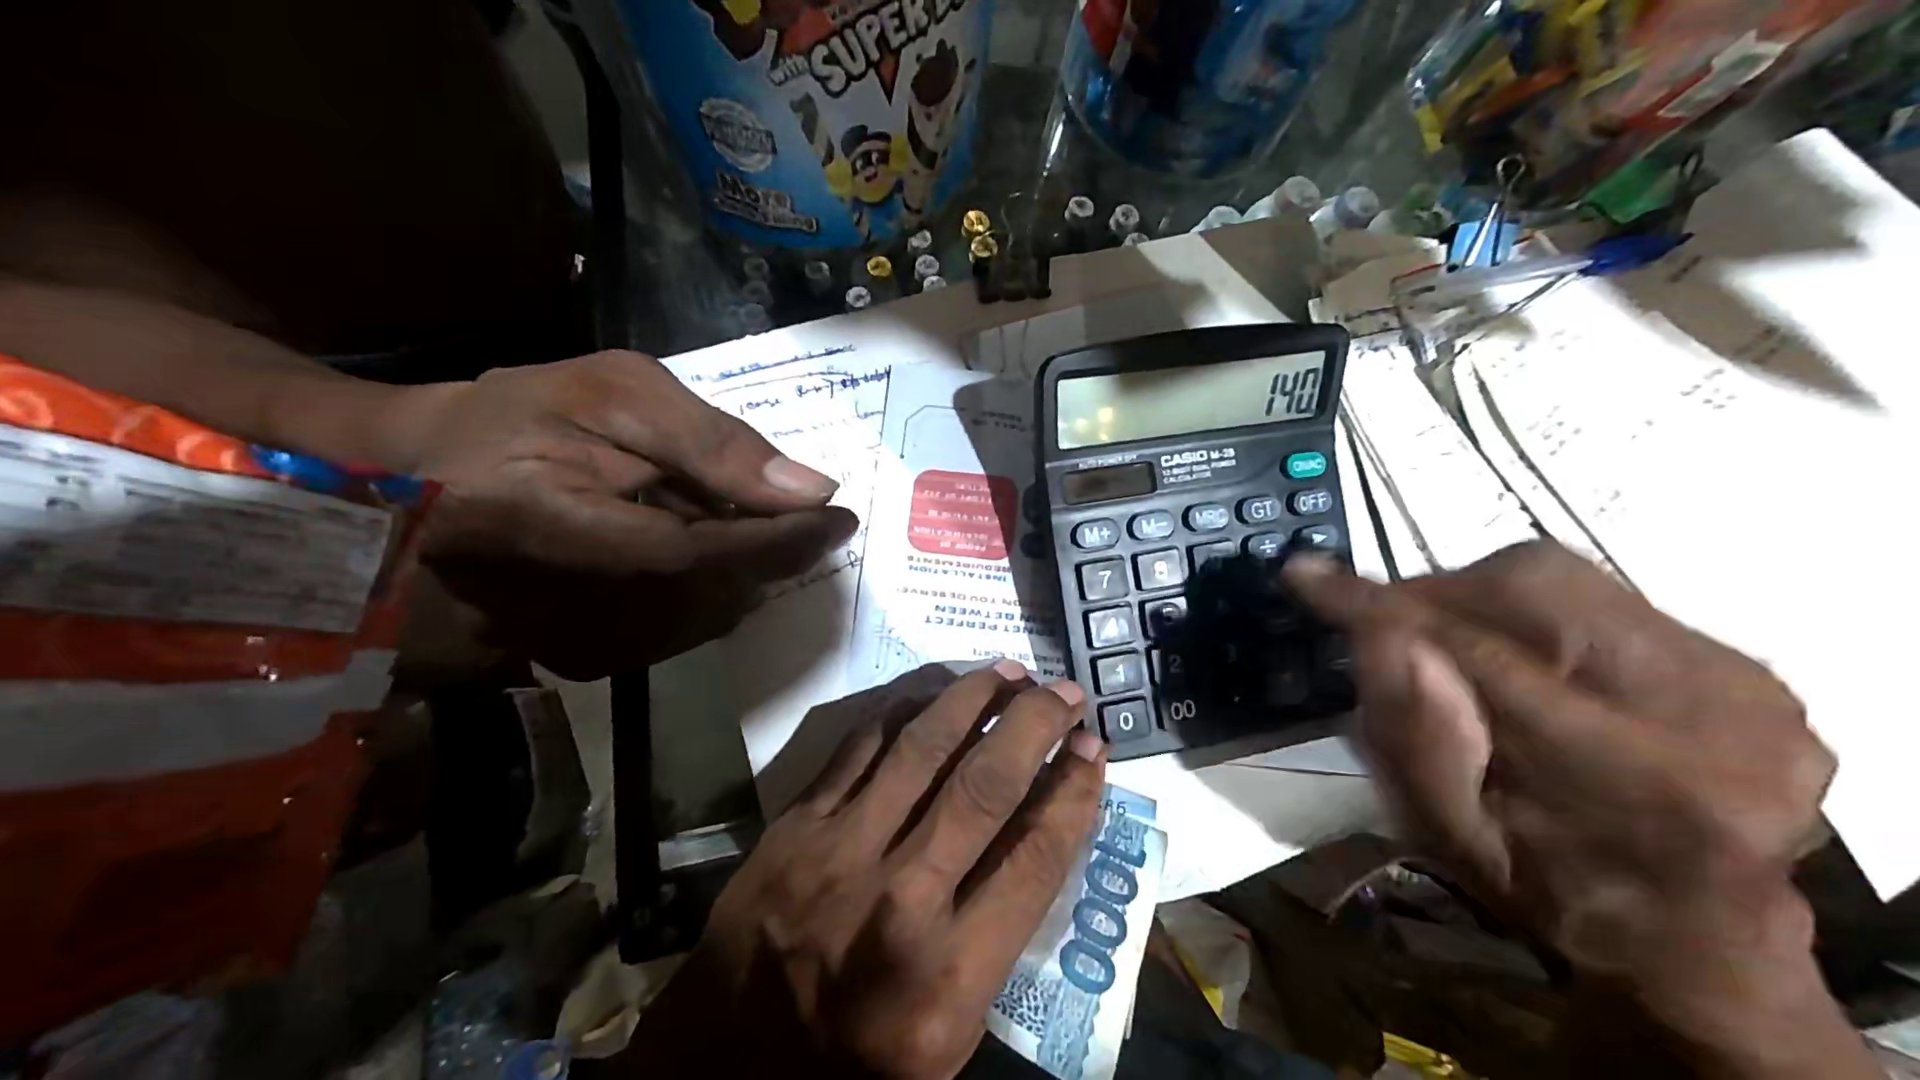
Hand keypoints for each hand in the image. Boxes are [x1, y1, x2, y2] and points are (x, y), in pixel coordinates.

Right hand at [386, 350, 858, 675]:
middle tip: (811, 518)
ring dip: (753, 572)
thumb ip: (710, 442)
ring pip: (710, 618)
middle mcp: (565, 612)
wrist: (414, 487)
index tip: (842, 519)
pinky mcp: (579, 661)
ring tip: (753, 525)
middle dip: (780, 553)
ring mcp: (572, 648)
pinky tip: (709, 552)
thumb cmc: (509, 423)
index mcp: (553, 531)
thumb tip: (810, 491)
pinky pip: (683, 630)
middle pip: (719, 594)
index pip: (705, 554)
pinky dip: (718, 590)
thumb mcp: (610, 395)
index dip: (783, 541)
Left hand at [619, 662, 1107, 1078]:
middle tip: (1063, 692)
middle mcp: (897, 902)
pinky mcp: (794, 827)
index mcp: (949, 976)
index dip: (1074, 792)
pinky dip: (901, 713)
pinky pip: (857, 749)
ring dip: (971, 700)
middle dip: (1033, 727)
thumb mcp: (952, 1027)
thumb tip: (1041, 828)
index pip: (1034, 858)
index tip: (1094, 749)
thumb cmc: (856, 1058)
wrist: (726, 1065)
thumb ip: (1000, 934)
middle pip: (984, 787)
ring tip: (1007, 671)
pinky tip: (930, 695)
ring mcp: (837, 853)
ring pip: (920, 750)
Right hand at [1284, 544, 1872, 1077]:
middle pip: (1535, 584)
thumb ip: (1413, 735)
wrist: (1696, 937)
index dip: (1386, 605)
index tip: (1306, 574)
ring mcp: (1745, 684)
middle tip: (1387, 624)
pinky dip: (1533, 612)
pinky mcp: (1749, 669)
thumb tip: (1377, 632)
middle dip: (1439, 592)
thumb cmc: (1548, 896)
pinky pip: (1603, 597)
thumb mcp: (1451, 833)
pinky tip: (1518, 658)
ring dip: (1482, 598)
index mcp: (1637, 777)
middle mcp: (1712, 711)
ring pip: (1567, 577)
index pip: (1483, 649)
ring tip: (1449, 645)